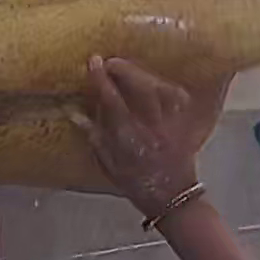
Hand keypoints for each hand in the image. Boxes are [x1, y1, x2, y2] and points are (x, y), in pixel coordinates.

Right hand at [77, 56, 225, 219]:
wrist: (172, 198)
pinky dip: (165, 85)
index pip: (113, 102)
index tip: (94, 62)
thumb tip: (74, 113)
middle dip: (125, 70)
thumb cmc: (135, 183)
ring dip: (144, 74)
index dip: (102, 80)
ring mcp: (171, 125)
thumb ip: (94, 137)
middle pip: (142, 90)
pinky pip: (178, 97)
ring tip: (129, 68)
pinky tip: (154, 81)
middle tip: (110, 61)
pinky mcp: (184, 124)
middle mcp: (152, 129)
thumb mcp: (108, 164)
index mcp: (129, 139)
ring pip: (161, 90)